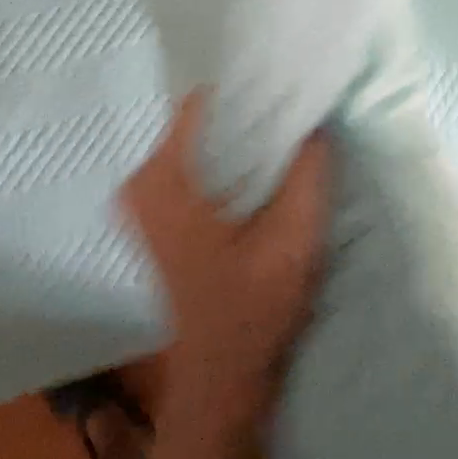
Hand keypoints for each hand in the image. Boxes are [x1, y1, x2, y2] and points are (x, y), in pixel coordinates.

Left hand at [122, 91, 330, 458]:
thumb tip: (317, 122)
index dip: (244, 90)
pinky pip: (188, 167)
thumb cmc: (252, 306)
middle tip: (288, 112)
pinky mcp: (152, 220)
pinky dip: (221, 163)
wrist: (220, 375)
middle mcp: (140, 182)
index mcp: (163, 179)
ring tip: (278, 139)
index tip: (282, 83)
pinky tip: (255, 172)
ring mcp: (140, 203)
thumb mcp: (294, 238)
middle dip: (243, 113)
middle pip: (196, 121)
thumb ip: (309, 172)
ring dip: (234, 140)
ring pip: (193, 144)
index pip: (200, 102)